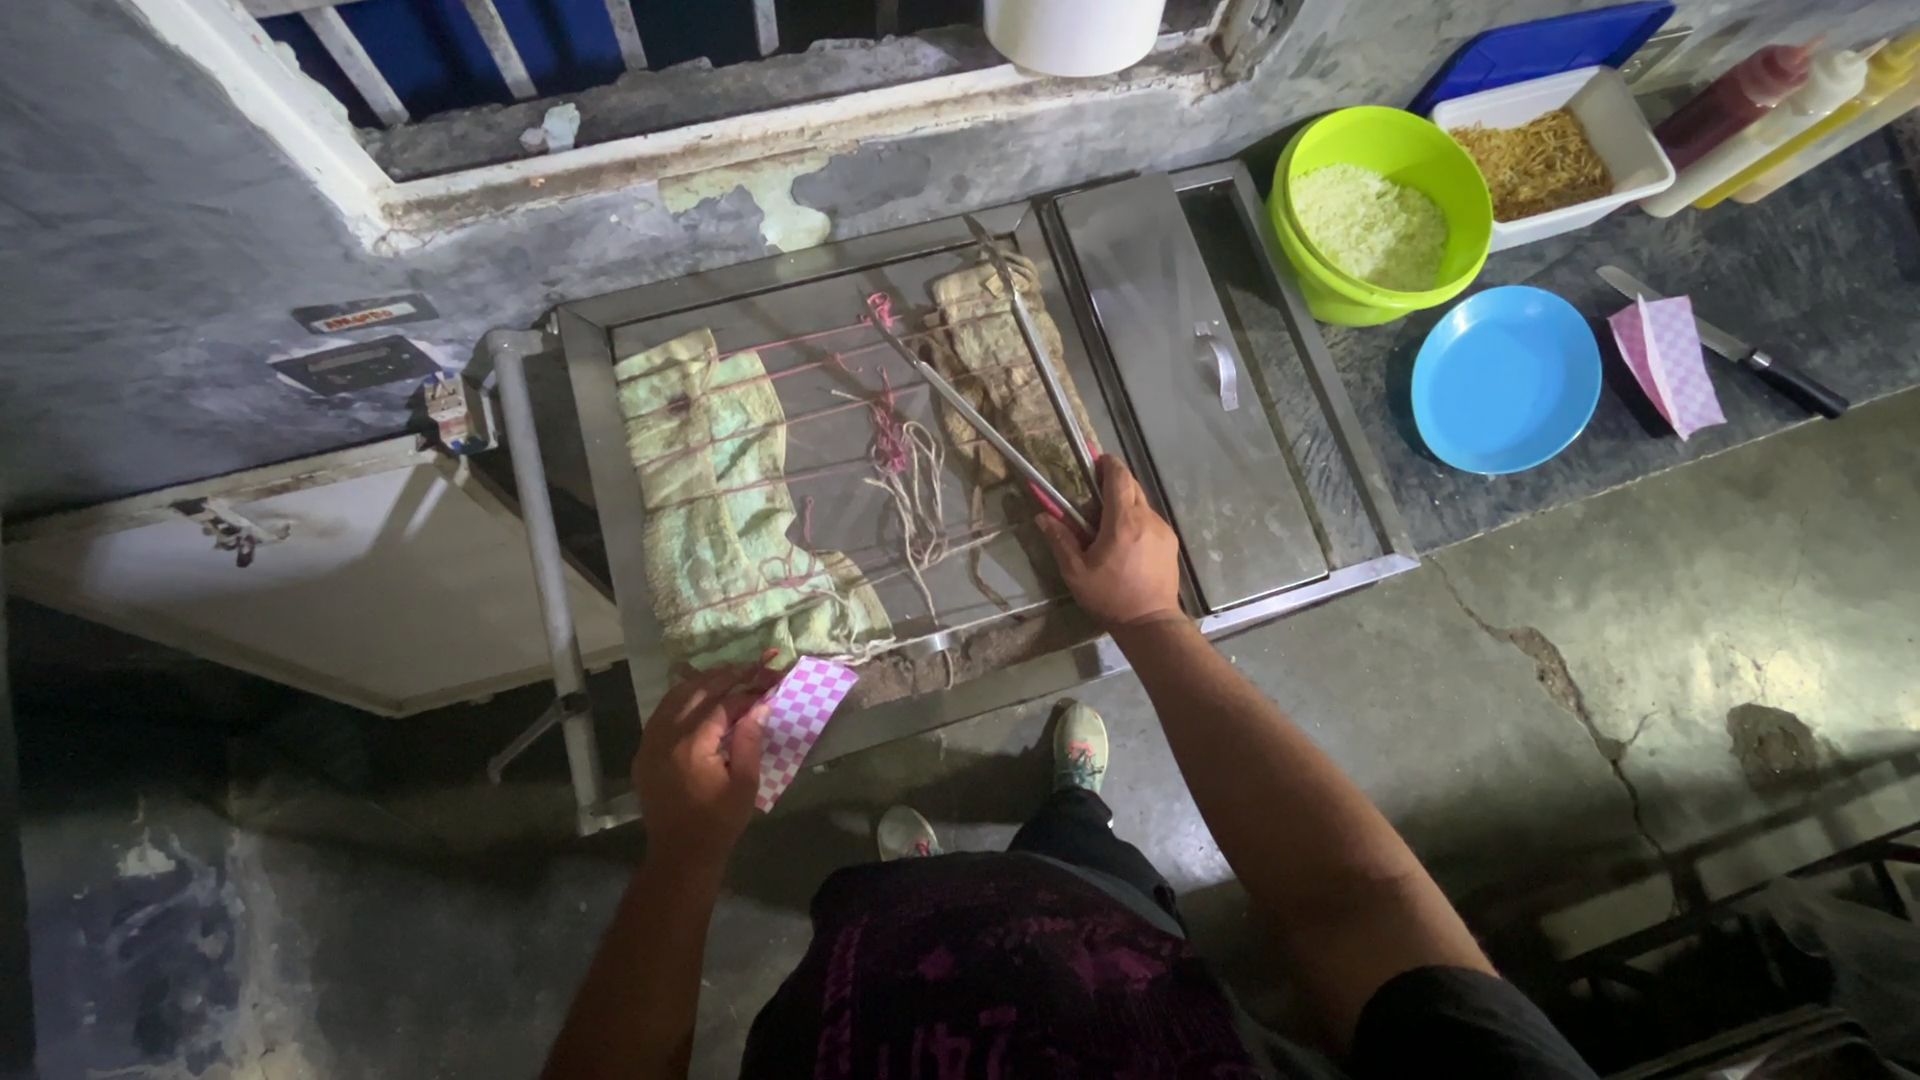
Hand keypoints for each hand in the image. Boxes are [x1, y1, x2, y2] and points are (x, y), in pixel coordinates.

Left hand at [634, 662, 777, 875]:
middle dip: (726, 676)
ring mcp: (650, 743)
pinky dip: (682, 697)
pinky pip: (662, 713)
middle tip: (752, 667)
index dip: (748, 690)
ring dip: (702, 681)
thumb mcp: (745, 783)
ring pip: (675, 697)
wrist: (679, 855)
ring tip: (728, 673)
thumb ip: (750, 739)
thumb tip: (760, 704)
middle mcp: (666, 737)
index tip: (769, 682)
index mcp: (692, 746)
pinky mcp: (644, 752)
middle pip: (697, 692)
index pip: (723, 704)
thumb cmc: (719, 822)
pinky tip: (699, 693)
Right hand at [1035, 455, 1182, 630]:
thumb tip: (1043, 517)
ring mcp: (1163, 530)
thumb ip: (1060, 540)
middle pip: (1132, 486)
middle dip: (1112, 485)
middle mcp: (1148, 518)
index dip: (1107, 464)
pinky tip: (1125, 544)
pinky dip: (1136, 521)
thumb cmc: (1110, 597)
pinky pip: (1150, 520)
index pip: (1119, 477)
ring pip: (1142, 504)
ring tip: (1107, 528)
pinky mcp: (1170, 542)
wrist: (1150, 623)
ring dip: (1124, 505)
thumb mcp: (1076, 572)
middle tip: (1093, 502)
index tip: (1095, 463)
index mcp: (1123, 522)